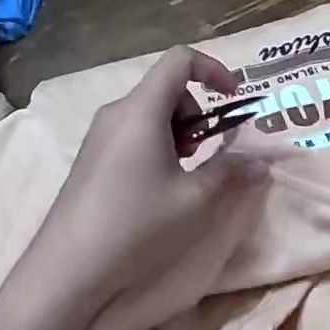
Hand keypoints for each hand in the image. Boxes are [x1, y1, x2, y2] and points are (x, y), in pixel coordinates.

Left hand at [21, 46, 249, 311]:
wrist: (68, 269)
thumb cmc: (136, 225)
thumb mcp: (194, 200)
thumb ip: (230, 172)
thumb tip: (260, 161)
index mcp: (141, 109)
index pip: (179, 60)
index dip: (213, 69)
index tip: (233, 98)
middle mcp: (116, 112)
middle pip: (165, 88)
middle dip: (196, 112)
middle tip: (204, 154)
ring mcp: (98, 134)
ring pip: (148, 112)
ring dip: (176, 131)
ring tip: (182, 176)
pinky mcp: (90, 157)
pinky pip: (130, 132)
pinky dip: (155, 144)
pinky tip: (155, 188)